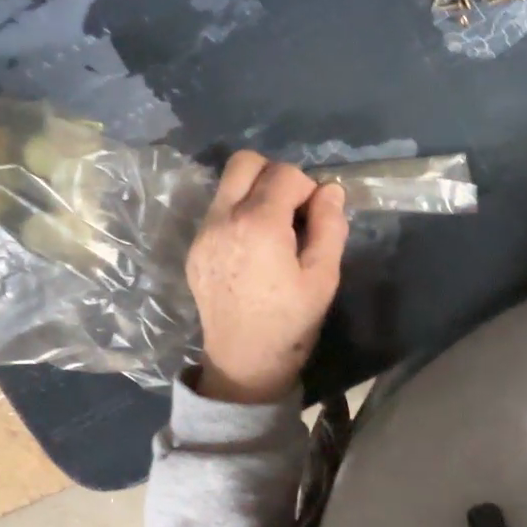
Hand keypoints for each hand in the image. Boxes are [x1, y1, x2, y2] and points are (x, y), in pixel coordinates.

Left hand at [185, 151, 348, 403]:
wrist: (243, 363)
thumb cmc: (290, 323)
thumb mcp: (323, 277)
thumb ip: (329, 226)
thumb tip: (330, 190)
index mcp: (257, 224)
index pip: (285, 173)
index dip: (309, 189)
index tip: (317, 219)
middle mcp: (222, 219)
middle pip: (246, 162)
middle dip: (275, 176)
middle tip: (293, 211)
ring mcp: (203, 233)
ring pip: (228, 184)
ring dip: (256, 194)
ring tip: (276, 232)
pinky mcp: (195, 249)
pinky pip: (219, 211)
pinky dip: (240, 215)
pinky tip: (255, 251)